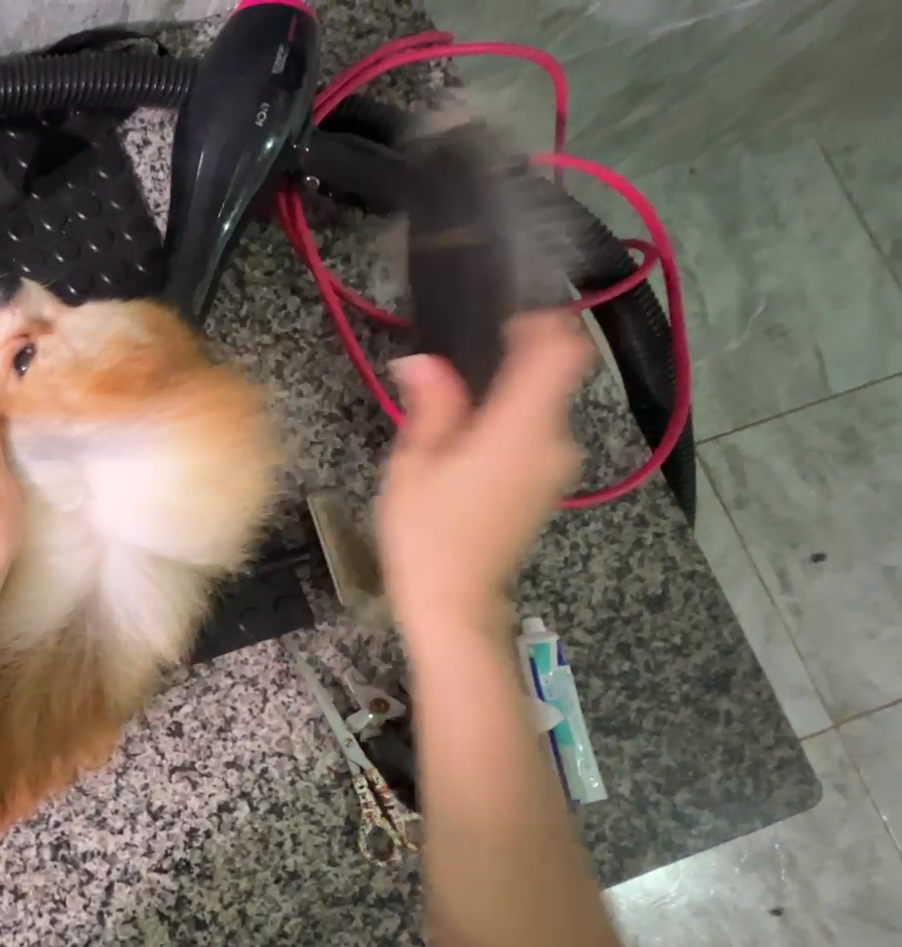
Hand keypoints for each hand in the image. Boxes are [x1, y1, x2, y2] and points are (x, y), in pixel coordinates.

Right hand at [377, 312, 595, 633]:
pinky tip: (463, 453)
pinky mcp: (546, 486)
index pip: (560, 353)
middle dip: (507, 367)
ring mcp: (554, 467)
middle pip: (550, 379)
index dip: (543, 324)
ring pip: (540, 410)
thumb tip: (423, 362)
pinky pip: (534, 438)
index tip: (504, 318)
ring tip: (447, 422)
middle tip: (449, 376)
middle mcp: (551, 442)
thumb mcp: (412, 466)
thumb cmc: (424, 534)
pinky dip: (506, 428)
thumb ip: (429, 407)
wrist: (454, 602)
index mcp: (517, 430)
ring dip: (503, 401)